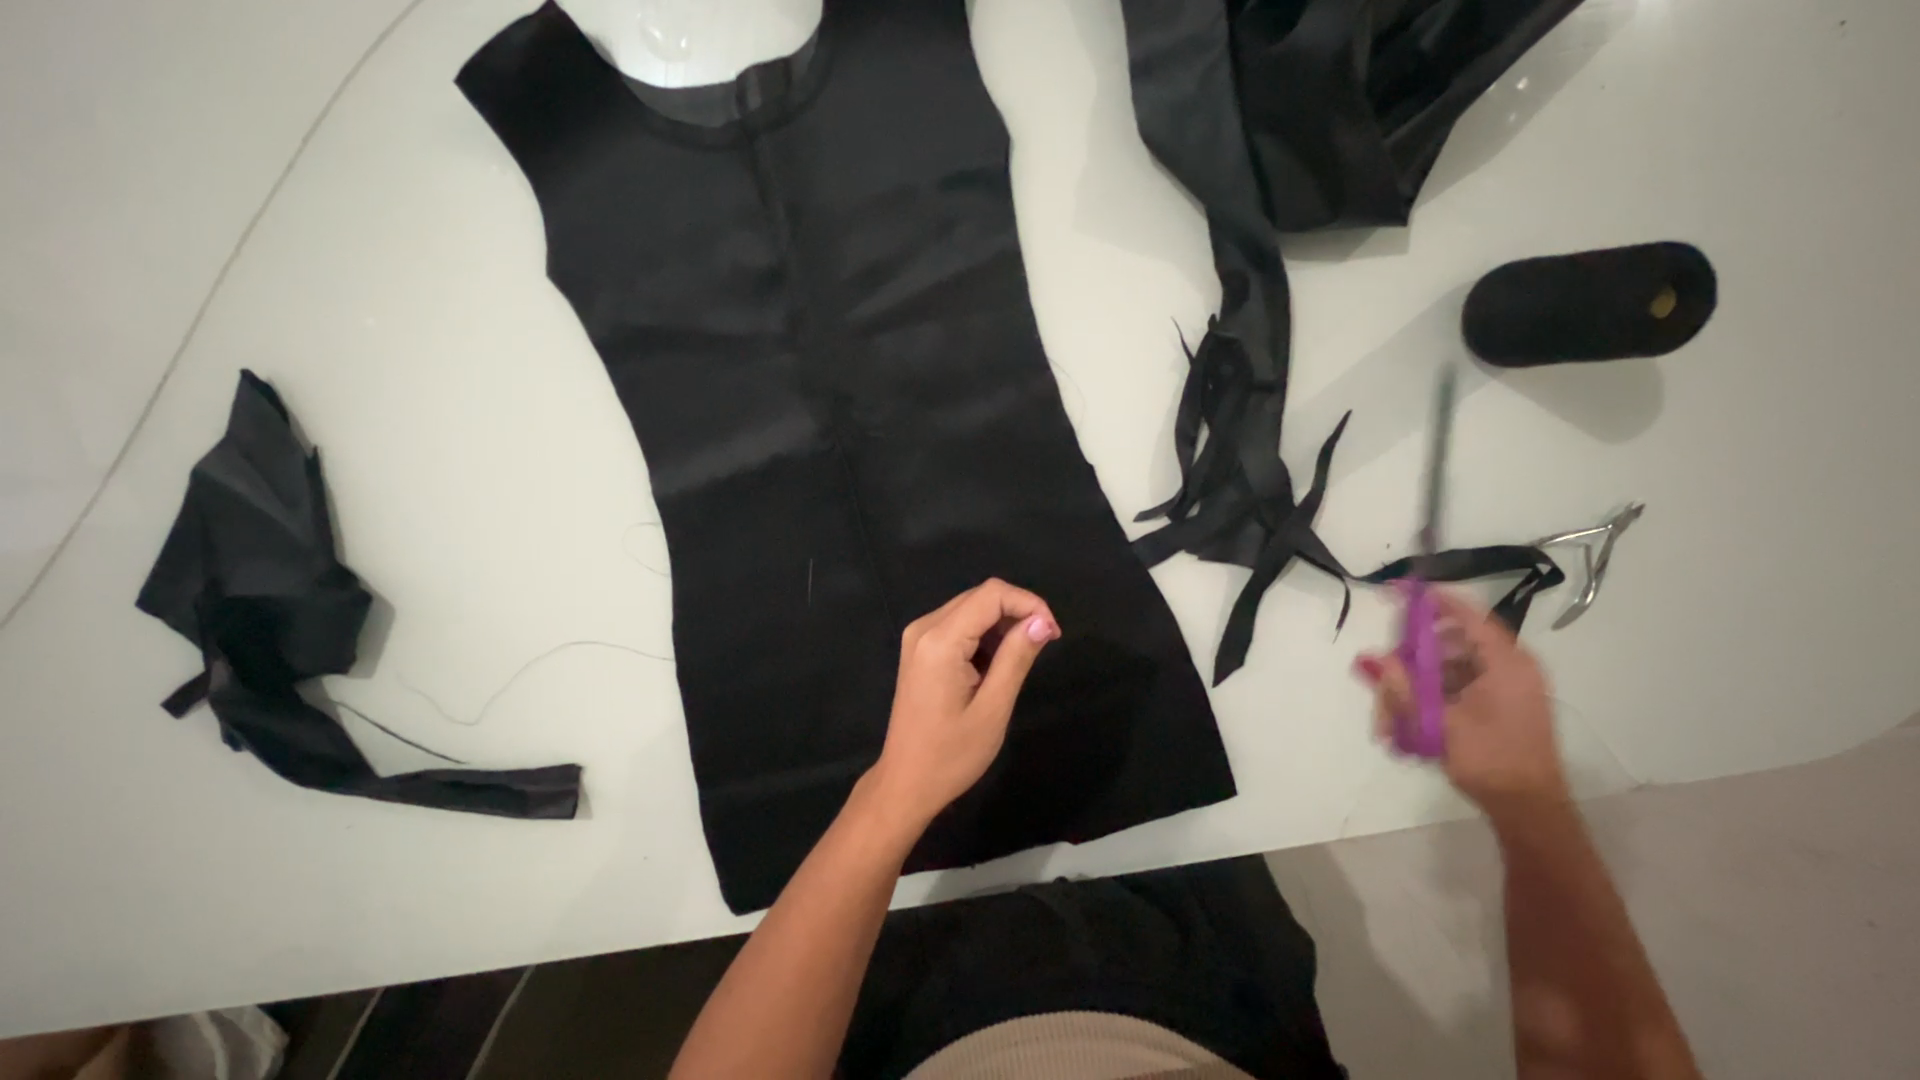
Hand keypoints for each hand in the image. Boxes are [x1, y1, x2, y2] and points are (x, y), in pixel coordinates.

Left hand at [864, 579, 1059, 830]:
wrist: (906, 782)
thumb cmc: (951, 754)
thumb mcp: (993, 708)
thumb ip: (1016, 657)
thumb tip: (1042, 621)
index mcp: (940, 640)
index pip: (992, 594)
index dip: (1029, 604)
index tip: (1053, 633)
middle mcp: (924, 628)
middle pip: (981, 596)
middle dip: (1018, 612)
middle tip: (1045, 644)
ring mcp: (918, 638)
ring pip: (971, 608)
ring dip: (1002, 625)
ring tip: (1022, 660)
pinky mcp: (920, 650)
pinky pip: (959, 626)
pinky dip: (984, 636)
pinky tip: (997, 666)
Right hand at [1355, 589, 1567, 821]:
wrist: (1530, 811)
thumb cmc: (1491, 760)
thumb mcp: (1440, 723)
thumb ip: (1403, 687)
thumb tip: (1368, 658)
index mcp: (1506, 663)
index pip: (1467, 615)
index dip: (1431, 600)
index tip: (1395, 592)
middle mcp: (1508, 668)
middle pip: (1447, 646)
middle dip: (1408, 664)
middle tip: (1380, 683)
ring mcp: (1503, 688)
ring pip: (1445, 672)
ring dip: (1413, 691)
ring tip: (1388, 724)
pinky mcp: (1496, 707)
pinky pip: (1454, 691)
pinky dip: (1428, 703)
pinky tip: (1404, 729)